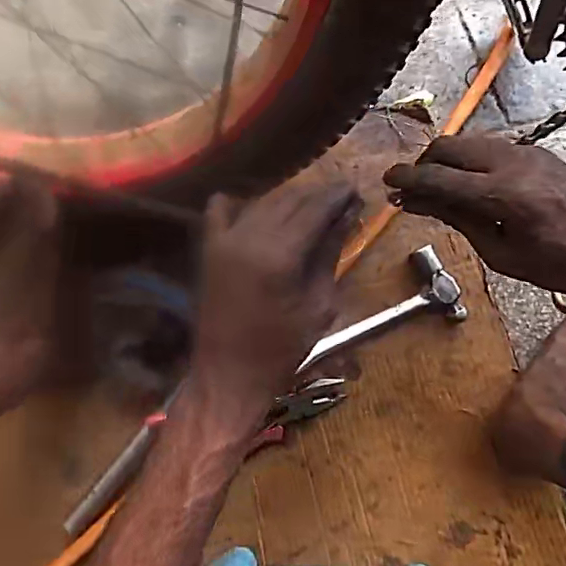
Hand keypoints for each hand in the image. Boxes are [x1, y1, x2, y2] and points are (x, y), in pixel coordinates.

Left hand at [187, 178, 361, 434]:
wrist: (228, 375)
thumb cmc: (281, 349)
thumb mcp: (318, 304)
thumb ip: (329, 253)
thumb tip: (347, 216)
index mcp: (279, 254)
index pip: (314, 208)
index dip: (338, 196)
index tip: (357, 190)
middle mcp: (249, 236)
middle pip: (290, 199)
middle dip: (318, 194)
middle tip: (342, 197)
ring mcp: (224, 240)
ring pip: (263, 201)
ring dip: (290, 198)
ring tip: (314, 204)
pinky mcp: (209, 248)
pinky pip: (223, 210)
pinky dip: (245, 204)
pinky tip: (263, 210)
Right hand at [384, 135, 565, 295]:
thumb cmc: (562, 262)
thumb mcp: (503, 253)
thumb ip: (459, 222)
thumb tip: (421, 203)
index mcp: (504, 195)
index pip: (439, 177)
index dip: (407, 180)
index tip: (388, 183)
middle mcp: (512, 163)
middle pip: (447, 147)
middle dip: (422, 165)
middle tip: (411, 189)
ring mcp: (525, 151)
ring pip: (466, 142)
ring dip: (444, 160)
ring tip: (436, 188)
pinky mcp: (535, 150)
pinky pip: (488, 146)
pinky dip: (467, 159)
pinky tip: (466, 182)